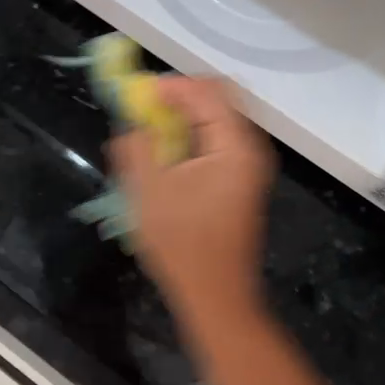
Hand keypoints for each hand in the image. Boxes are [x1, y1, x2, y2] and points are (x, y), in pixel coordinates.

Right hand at [109, 77, 275, 318]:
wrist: (216, 298)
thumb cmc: (183, 244)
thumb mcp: (148, 189)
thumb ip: (137, 144)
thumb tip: (133, 118)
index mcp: (234, 146)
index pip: (207, 90)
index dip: (171, 85)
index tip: (138, 96)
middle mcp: (250, 148)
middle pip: (216, 98)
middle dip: (177, 98)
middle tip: (143, 110)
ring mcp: (249, 165)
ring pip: (215, 118)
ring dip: (182, 117)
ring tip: (149, 134)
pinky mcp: (240, 180)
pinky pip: (216, 139)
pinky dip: (190, 136)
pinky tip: (165, 156)